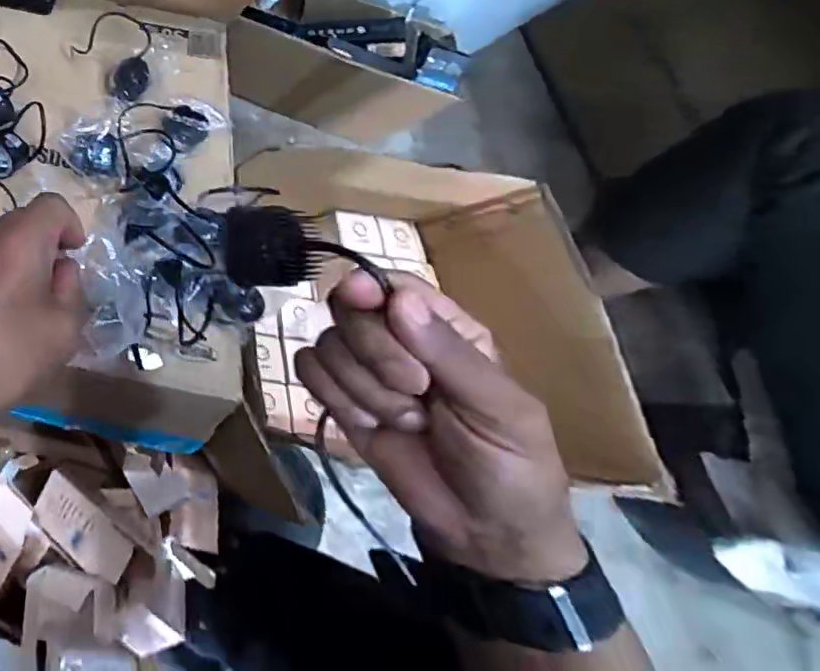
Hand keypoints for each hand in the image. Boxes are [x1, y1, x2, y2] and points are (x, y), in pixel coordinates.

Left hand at [0, 192, 87, 422]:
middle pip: (21, 220)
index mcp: (18, 241)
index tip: (74, 254)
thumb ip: (71, 285)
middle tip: (50, 284)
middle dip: (43, 242)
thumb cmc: (11, 358)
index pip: (51, 205)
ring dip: (14, 257)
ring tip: (17, 302)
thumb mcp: (65, 327)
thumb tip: (59, 267)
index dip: (70, 224)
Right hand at [291, 271, 585, 583]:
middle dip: (376, 352)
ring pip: (326, 343)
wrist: (482, 534)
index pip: (391, 284)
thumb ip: (449, 353)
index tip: (363, 297)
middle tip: (416, 389)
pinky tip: (369, 424)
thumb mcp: (501, 410)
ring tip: (408, 421)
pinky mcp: (337, 396)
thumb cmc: (512, 465)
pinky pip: (308, 371)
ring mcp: (362, 367)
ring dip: (364, 389)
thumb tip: (399, 298)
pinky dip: (335, 398)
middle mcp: (395, 337)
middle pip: (348, 308)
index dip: (371, 286)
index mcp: (442, 326)